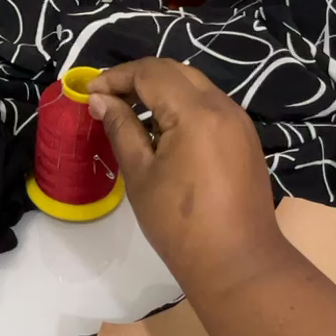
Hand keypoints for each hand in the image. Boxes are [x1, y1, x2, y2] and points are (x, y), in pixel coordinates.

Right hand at [86, 59, 291, 290]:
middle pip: (176, 72)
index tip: (90, 93)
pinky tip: (164, 133)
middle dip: (139, 78)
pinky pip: (211, 106)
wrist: (238, 263)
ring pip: (196, 86)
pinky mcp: (246, 138)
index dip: (117, 77)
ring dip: (162, 91)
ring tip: (132, 116)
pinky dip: (184, 107)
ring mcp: (239, 121)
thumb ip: (121, 129)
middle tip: (108, 100)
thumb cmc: (180, 225)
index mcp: (196, 113)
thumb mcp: (140, 175)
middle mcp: (223, 106)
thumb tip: (101, 100)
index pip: (151, 73)